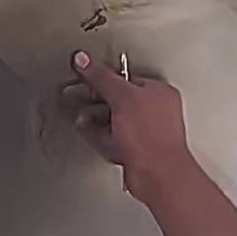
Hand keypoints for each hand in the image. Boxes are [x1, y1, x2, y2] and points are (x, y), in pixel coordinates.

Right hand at [61, 49, 199, 200]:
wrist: (157, 175)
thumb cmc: (151, 137)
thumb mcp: (122, 98)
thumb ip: (102, 78)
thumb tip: (85, 60)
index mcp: (158, 92)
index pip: (124, 77)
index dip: (102, 79)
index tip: (83, 79)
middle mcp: (153, 111)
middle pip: (115, 99)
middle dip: (94, 102)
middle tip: (78, 100)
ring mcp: (143, 131)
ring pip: (110, 120)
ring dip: (93, 121)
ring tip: (85, 123)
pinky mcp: (133, 149)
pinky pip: (110, 138)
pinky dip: (99, 137)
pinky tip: (94, 138)